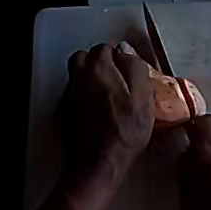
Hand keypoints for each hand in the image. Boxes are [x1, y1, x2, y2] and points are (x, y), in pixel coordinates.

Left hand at [57, 43, 155, 176]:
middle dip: (99, 61)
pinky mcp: (67, 112)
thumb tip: (126, 52)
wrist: (100, 162)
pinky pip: (76, 94)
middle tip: (117, 75)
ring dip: (91, 77)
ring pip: (78, 75)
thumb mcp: (143, 97)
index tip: (129, 67)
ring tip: (110, 92)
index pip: (104, 47)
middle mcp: (79, 78)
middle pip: (84, 57)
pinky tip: (101, 108)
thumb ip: (135, 68)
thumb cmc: (124, 131)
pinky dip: (86, 94)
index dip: (119, 55)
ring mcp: (70, 95)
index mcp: (98, 69)